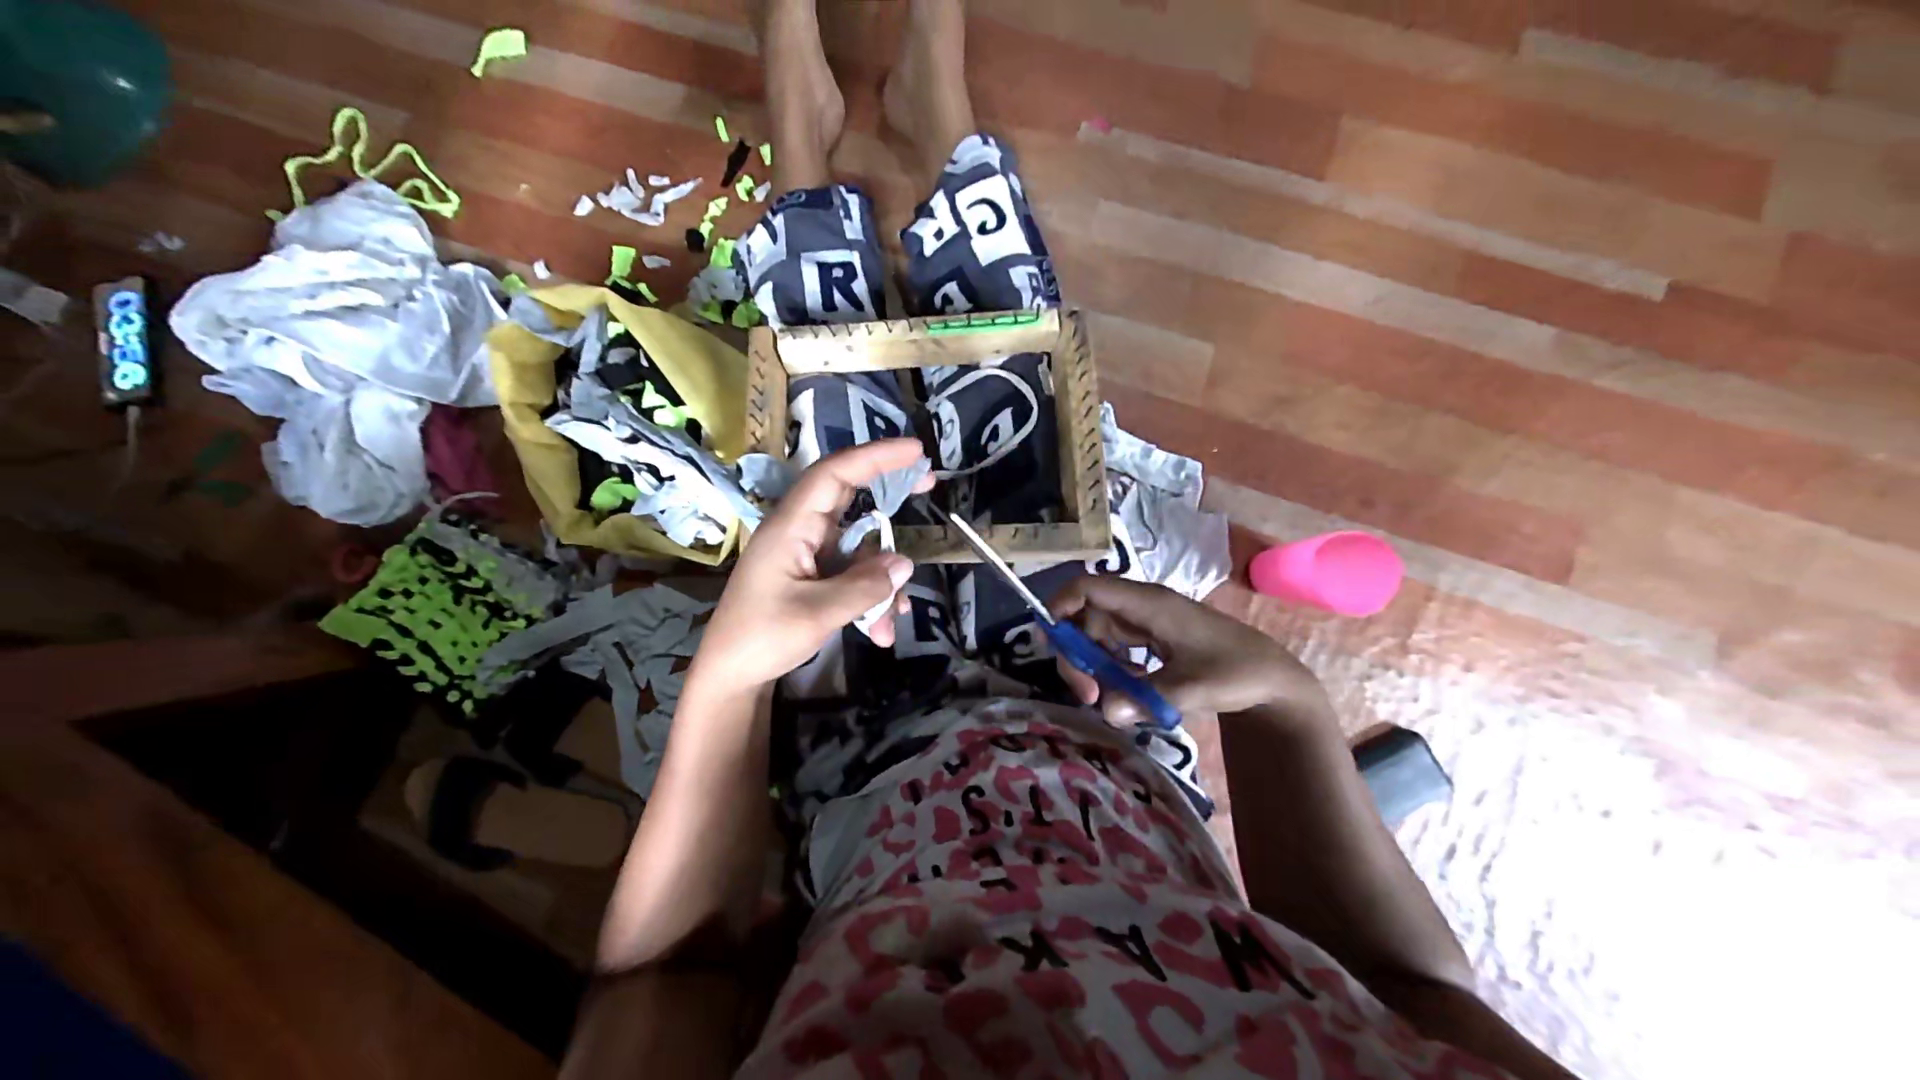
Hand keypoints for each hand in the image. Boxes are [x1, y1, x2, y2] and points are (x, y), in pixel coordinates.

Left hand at [691, 439, 930, 690]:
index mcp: (791, 526)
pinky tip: (879, 631)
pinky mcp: (813, 577)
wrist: (730, 675)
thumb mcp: (818, 613)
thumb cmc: (762, 638)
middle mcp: (800, 531)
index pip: (834, 475)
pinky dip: (872, 597)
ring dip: (882, 584)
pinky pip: (854, 574)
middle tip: (929, 483)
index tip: (914, 450)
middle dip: (890, 493)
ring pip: (860, 549)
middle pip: (850, 497)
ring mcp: (808, 554)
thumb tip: (904, 564)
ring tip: (889, 624)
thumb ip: (865, 586)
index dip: (874, 457)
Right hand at [1048, 576, 1324, 724]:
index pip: (1088, 587)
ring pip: (1097, 636)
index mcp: (1149, 604)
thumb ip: (1149, 699)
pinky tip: (1128, 693)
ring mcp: (1145, 624)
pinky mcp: (1151, 641)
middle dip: (1077, 654)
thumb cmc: (1237, 673)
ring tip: (1110, 699)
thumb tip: (1107, 711)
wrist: (1273, 679)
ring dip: (1094, 666)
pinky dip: (1111, 671)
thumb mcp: (1194, 688)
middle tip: (1089, 695)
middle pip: (1085, 618)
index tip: (1053, 644)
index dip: (1061, 606)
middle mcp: (1141, 607)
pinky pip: (1115, 649)